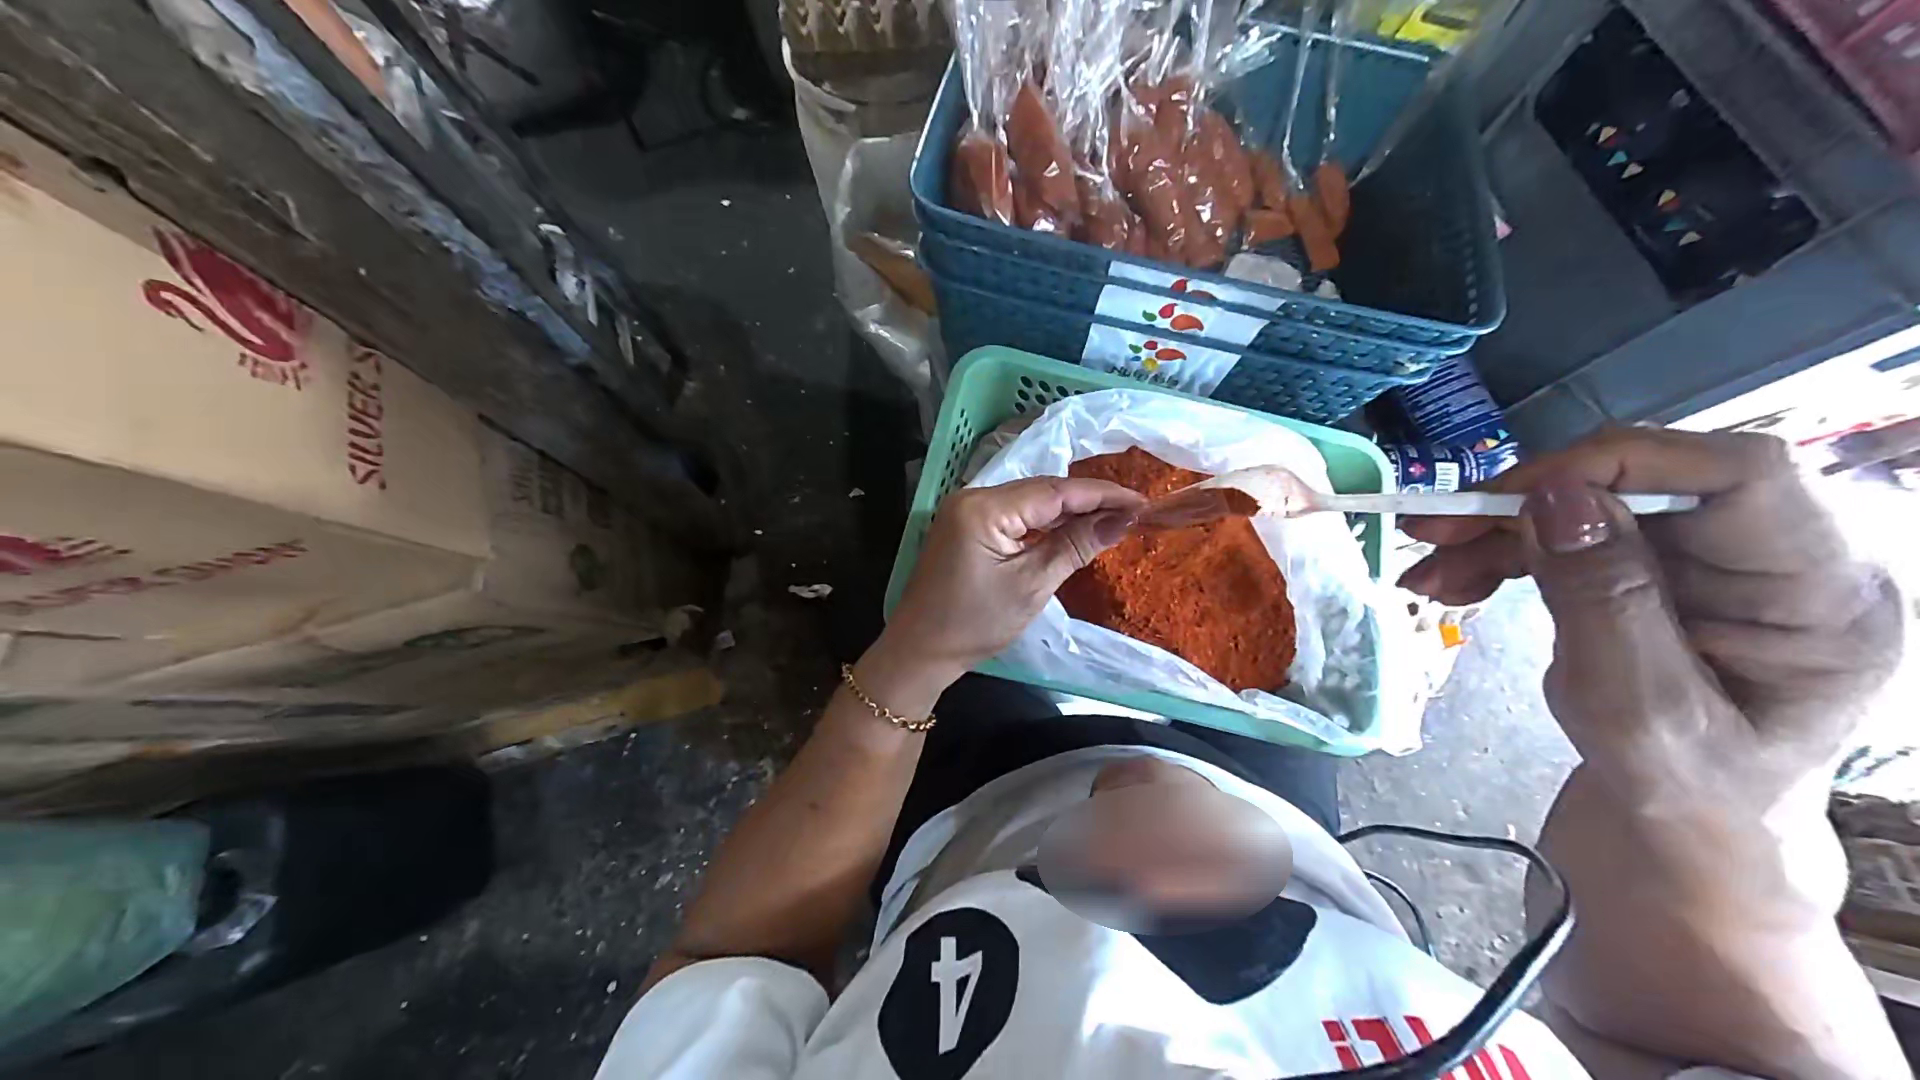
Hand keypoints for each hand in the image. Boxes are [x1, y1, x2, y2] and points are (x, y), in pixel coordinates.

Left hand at [878, 476, 1145, 684]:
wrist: (920, 649)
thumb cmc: (974, 623)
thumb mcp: (1031, 585)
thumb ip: (1074, 546)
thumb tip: (1121, 520)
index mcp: (984, 507)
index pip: (1055, 491)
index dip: (1102, 495)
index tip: (1142, 502)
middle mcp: (973, 496)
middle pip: (1042, 490)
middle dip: (1088, 501)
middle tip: (1132, 513)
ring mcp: (966, 510)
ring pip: (1029, 501)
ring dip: (1068, 511)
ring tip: (1111, 520)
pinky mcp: (966, 525)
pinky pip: (1014, 515)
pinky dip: (1043, 522)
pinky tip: (1070, 529)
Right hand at [1400, 428, 1902, 805]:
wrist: (1686, 821)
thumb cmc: (1679, 785)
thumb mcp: (1634, 706)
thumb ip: (1603, 598)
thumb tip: (1555, 496)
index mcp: (1824, 593)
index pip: (1739, 475)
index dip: (1617, 465)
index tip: (1505, 502)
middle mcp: (1778, 556)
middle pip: (1641, 485)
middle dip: (1522, 506)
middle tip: (1430, 533)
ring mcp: (1716, 560)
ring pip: (1589, 506)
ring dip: (1495, 534)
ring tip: (1428, 577)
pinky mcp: (1662, 568)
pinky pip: (1571, 534)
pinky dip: (1502, 553)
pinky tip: (1454, 580)